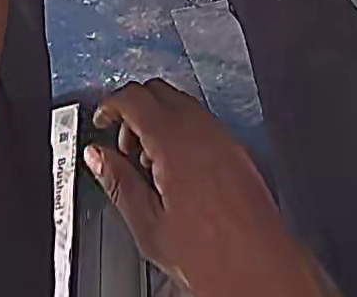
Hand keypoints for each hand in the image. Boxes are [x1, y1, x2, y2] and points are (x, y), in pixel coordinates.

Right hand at [86, 80, 336, 296]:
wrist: (259, 266)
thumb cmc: (210, 254)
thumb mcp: (149, 224)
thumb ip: (118, 182)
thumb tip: (97, 156)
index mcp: (174, 140)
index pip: (134, 98)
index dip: (110, 105)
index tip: (100, 120)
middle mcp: (199, 126)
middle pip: (156, 90)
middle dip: (131, 110)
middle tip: (121, 145)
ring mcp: (220, 132)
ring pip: (179, 102)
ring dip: (156, 119)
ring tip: (147, 164)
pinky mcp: (233, 143)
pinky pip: (199, 118)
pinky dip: (178, 129)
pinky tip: (174, 168)